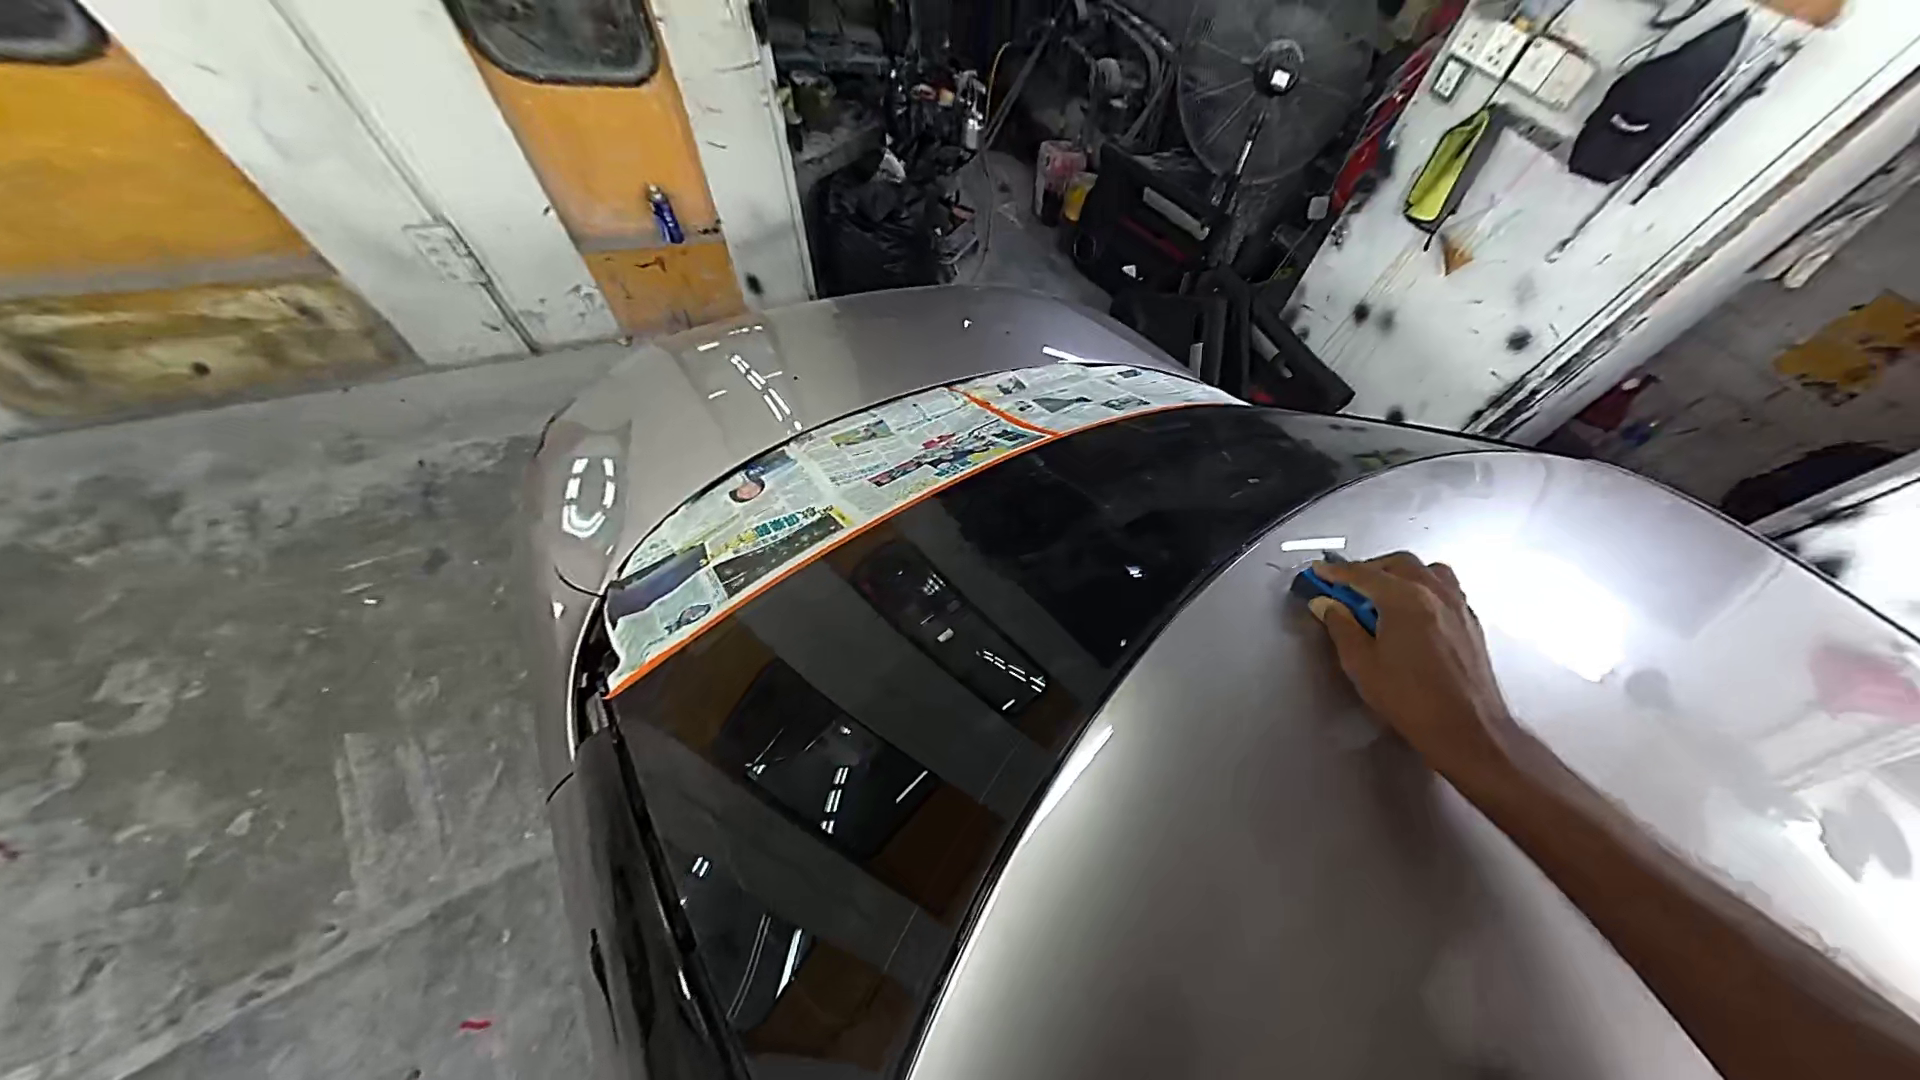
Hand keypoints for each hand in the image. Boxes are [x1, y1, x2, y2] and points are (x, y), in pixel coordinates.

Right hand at [1308, 554, 1519, 782]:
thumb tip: (1326, 605)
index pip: (1362, 574)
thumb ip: (1340, 626)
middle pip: (1398, 563)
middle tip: (1344, 584)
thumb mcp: (1360, 662)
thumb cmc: (1411, 699)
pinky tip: (1409, 609)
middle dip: (1367, 569)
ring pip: (1426, 571)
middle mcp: (1436, 596)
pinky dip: (1421, 587)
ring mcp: (1458, 607)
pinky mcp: (1470, 623)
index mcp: (1405, 600)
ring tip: (1379, 592)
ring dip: (1398, 573)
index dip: (1335, 572)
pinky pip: (1445, 588)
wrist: (1467, 730)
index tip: (1319, 572)